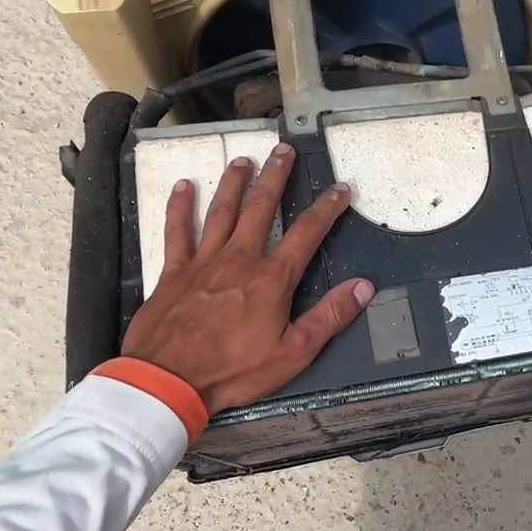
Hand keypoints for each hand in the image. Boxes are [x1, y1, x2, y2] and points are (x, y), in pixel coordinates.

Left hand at [120, 143, 372, 411]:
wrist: (168, 380)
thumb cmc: (234, 370)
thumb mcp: (294, 351)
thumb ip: (330, 316)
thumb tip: (363, 287)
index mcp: (272, 279)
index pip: (307, 233)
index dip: (327, 208)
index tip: (340, 188)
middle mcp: (239, 259)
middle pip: (260, 208)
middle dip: (275, 177)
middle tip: (284, 150)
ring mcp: (203, 262)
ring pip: (221, 211)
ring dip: (233, 183)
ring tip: (243, 160)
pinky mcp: (173, 272)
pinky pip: (176, 232)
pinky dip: (180, 207)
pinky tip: (184, 186)